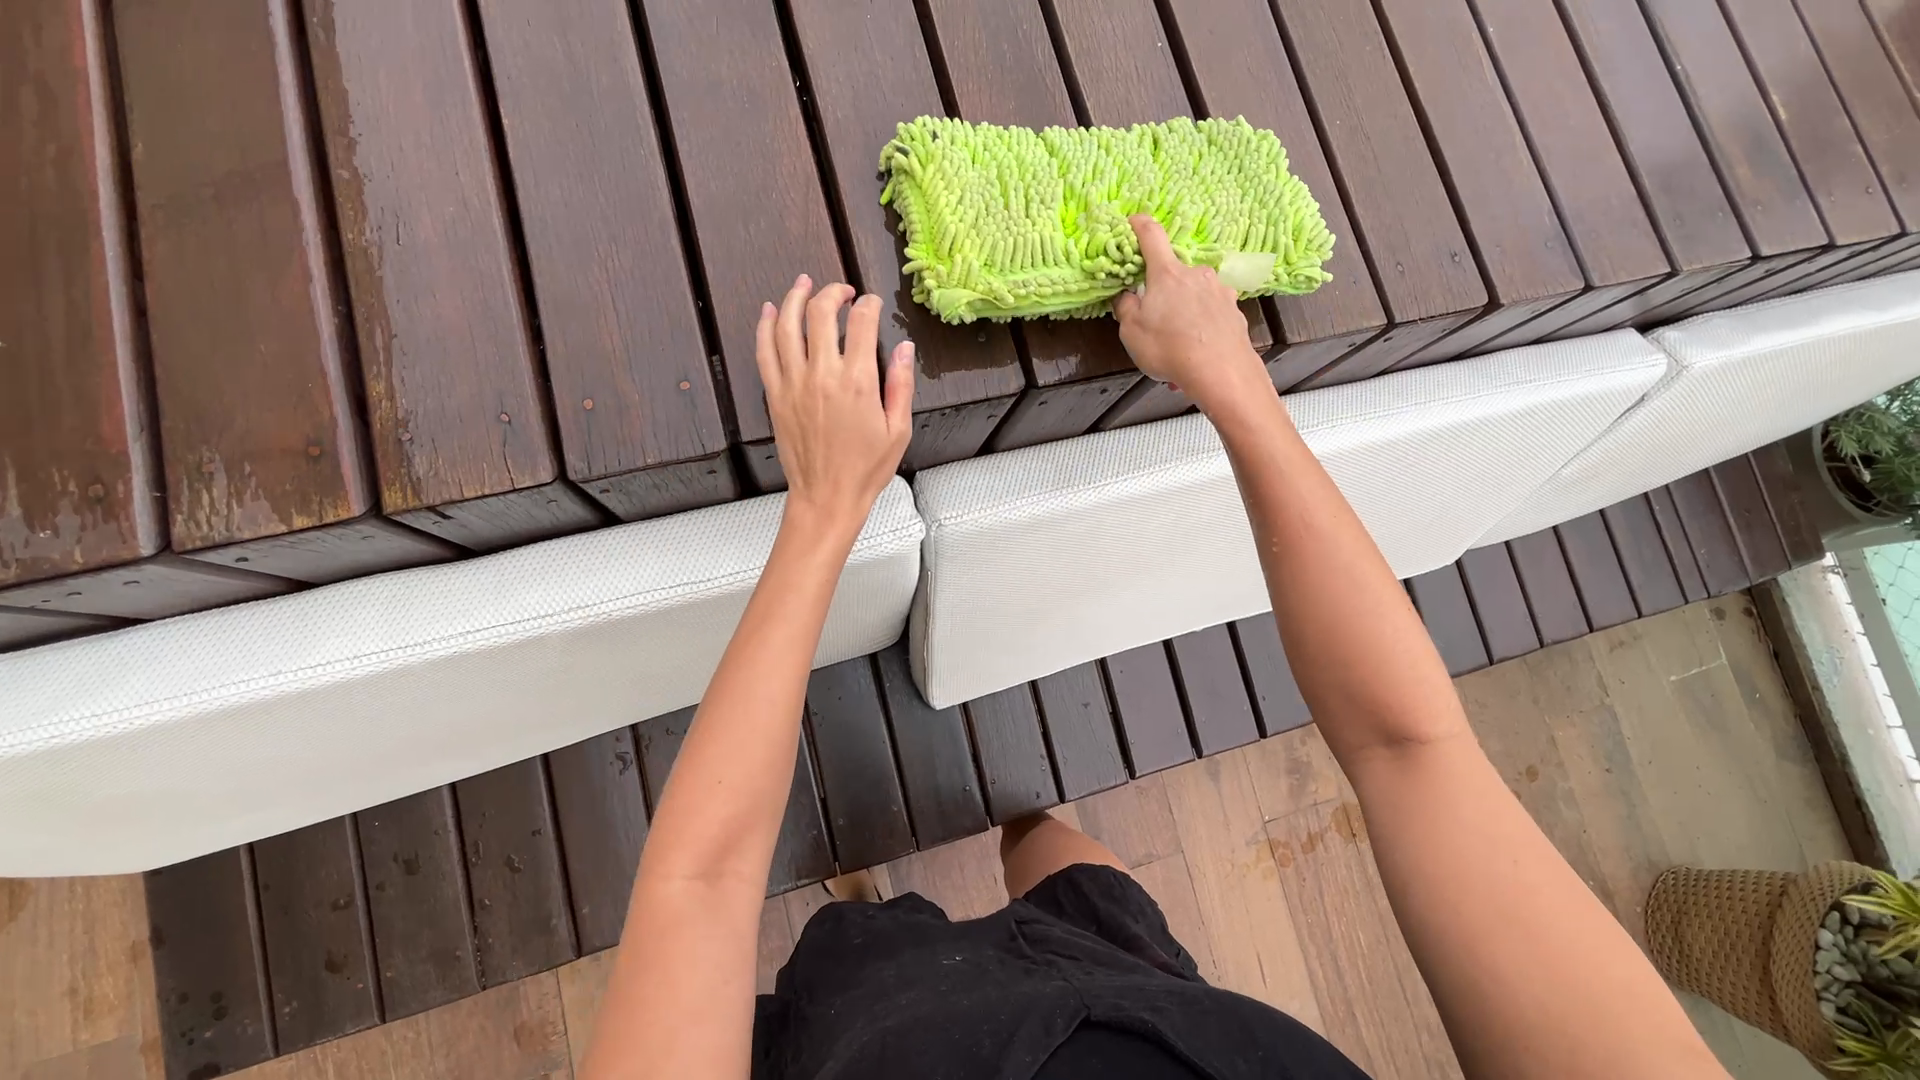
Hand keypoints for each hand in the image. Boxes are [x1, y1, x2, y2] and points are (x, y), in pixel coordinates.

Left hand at [756, 275, 914, 534]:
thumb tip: (905, 348)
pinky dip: (764, 326)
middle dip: (833, 293)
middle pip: (821, 314)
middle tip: (842, 291)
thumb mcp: (898, 430)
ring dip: (795, 298)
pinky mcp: (775, 396)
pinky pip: (764, 351)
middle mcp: (823, 376)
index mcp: (858, 382)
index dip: (868, 305)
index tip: (872, 303)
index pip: (862, 323)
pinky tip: (768, 310)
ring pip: (786, 325)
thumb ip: (901, 385)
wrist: (826, 498)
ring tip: (804, 283)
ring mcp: (794, 384)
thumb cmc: (865, 469)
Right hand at [1113, 215, 1276, 422]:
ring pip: (1193, 300)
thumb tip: (1128, 295)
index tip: (1134, 221)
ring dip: (1183, 318)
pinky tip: (1196, 356)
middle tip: (1155, 325)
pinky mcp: (1235, 311)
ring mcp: (1220, 291)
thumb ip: (1125, 308)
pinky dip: (1200, 332)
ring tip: (1176, 350)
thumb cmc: (1169, 348)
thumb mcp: (1131, 331)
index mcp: (1167, 274)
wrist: (1221, 371)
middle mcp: (1196, 274)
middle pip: (1174, 275)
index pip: (1152, 237)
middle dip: (1164, 296)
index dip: (1140, 226)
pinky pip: (1210, 317)